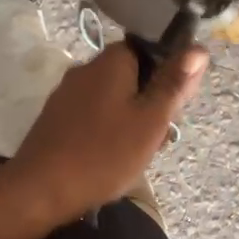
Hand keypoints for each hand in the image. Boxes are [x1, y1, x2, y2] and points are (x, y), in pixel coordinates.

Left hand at [1, 44, 208, 222]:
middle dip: (148, 102)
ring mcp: (65, 93)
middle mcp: (84, 68)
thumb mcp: (150, 120)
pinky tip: (109, 157)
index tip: (174, 106)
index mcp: (110, 60)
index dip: (167, 75)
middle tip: (157, 137)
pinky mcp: (54, 118)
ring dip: (129, 120)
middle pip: (129, 76)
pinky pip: (91, 115)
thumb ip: (173, 84)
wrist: (40, 189)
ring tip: (136, 153)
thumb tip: (198, 49)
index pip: (148, 50)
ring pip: (111, 99)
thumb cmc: (104, 154)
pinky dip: (106, 131)